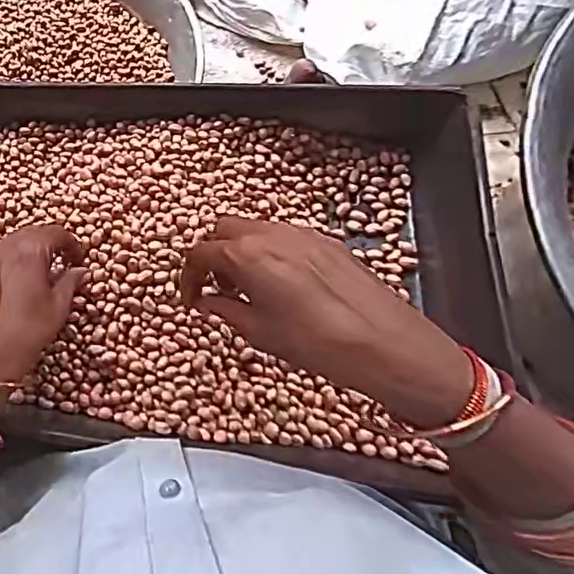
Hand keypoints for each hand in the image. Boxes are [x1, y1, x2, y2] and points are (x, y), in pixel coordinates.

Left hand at [0, 225, 88, 404]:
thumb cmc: (24, 334)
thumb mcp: (57, 308)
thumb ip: (69, 282)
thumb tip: (79, 270)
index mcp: (27, 251)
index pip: (56, 233)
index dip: (72, 244)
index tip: (78, 259)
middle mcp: (3, 248)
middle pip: (32, 234)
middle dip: (51, 245)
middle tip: (64, 263)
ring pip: (13, 244)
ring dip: (30, 252)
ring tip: (43, 273)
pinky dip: (12, 262)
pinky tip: (19, 283)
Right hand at [178, 216, 471, 427]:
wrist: (385, 345)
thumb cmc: (318, 342)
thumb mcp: (258, 331)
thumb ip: (223, 310)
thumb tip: (206, 303)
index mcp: (246, 255)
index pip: (200, 253)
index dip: (188, 276)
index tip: (191, 296)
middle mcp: (271, 235)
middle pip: (223, 230)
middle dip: (212, 255)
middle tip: (215, 286)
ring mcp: (302, 235)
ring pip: (255, 228)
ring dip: (240, 251)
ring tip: (248, 288)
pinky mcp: (328, 242)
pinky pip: (285, 236)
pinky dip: (270, 251)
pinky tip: (280, 284)